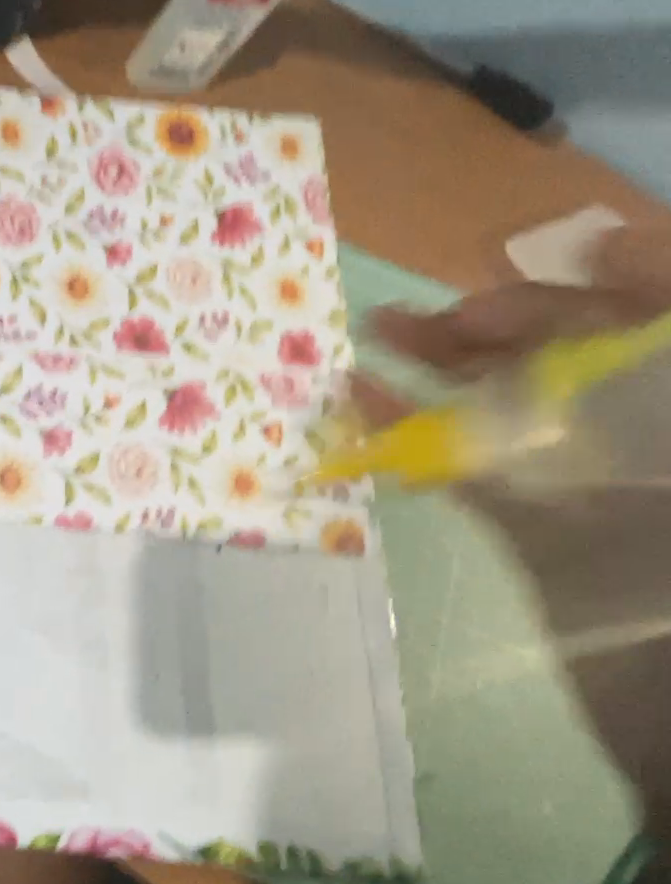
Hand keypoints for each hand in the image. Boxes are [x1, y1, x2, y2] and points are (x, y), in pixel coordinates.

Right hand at [353, 226, 670, 806]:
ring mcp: (600, 475)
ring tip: (375, 338)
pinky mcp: (539, 521)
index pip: (665, 312)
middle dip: (509, 320)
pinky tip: (362, 406)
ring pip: (519, 396)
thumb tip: (620, 243)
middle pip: (588, 347)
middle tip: (421, 320)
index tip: (558, 258)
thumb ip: (655, 361)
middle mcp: (656, 425)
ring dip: (446, 368)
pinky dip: (415, 433)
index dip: (624, 273)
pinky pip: (471, 462)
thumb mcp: (667, 454)